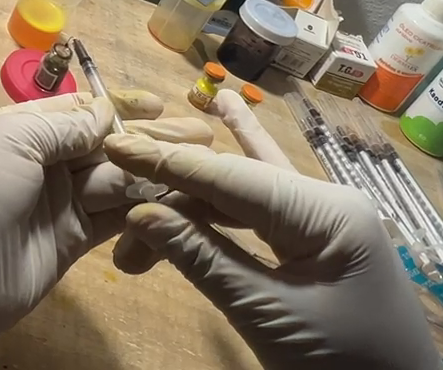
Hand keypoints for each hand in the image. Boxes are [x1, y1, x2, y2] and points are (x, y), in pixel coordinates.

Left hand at [0, 91, 210, 369]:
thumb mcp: (15, 139)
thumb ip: (64, 126)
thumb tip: (106, 112)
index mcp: (24, 127)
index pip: (79, 110)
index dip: (118, 106)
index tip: (158, 102)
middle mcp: (44, 160)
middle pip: (106, 144)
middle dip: (149, 137)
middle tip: (202, 134)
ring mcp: (59, 202)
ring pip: (116, 180)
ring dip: (155, 171)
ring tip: (202, 164)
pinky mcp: (71, 242)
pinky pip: (113, 217)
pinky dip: (143, 207)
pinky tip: (178, 198)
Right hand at [106, 129, 438, 369]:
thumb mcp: (269, 317)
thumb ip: (203, 259)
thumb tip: (139, 215)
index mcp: (326, 210)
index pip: (229, 176)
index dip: (166, 161)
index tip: (115, 145)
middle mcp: (326, 200)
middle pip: (232, 180)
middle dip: (172, 189)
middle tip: (117, 181)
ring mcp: (325, 220)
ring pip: (243, 191)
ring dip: (190, 199)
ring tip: (143, 175)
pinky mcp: (319, 242)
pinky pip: (263, 207)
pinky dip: (225, 194)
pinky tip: (225, 125)